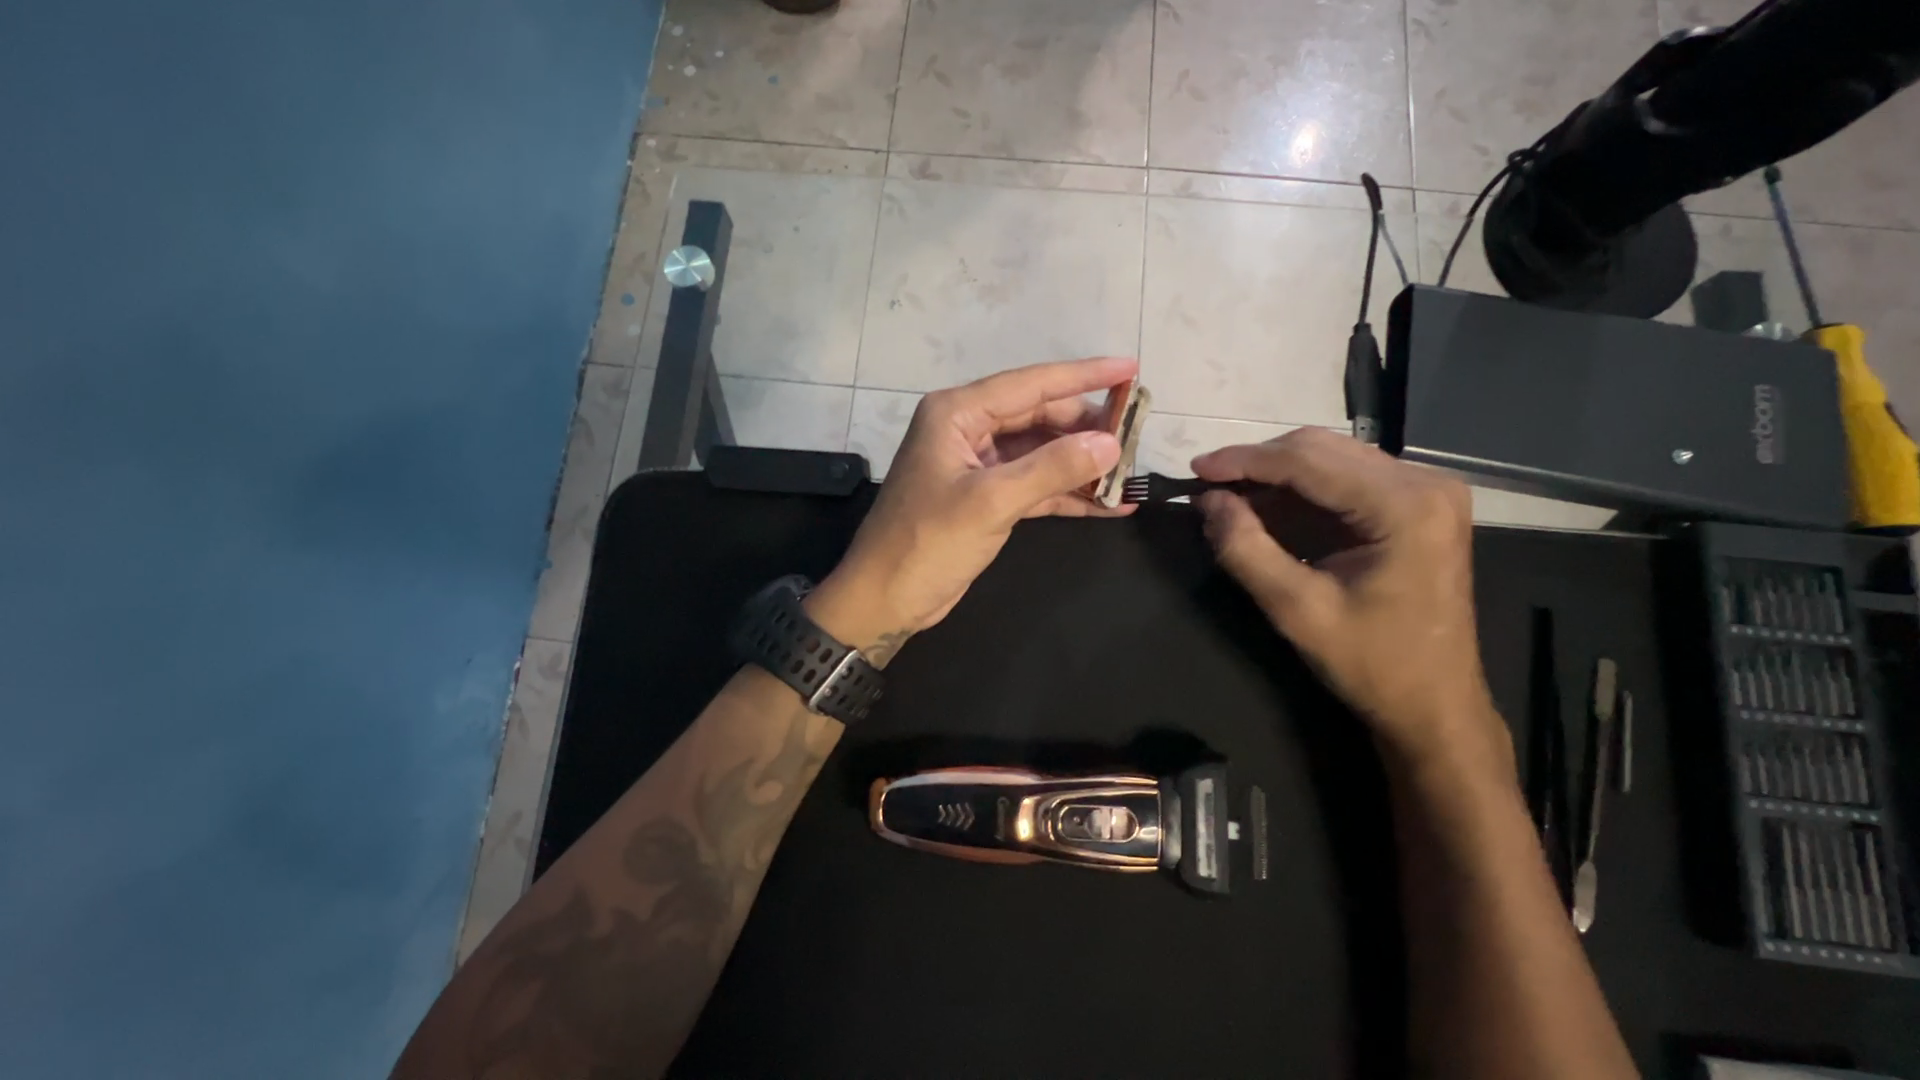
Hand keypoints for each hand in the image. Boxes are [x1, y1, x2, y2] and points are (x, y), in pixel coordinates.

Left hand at [807, 357, 1138, 664]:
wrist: (884, 599)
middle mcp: (968, 430)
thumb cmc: (927, 543)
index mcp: (957, 414)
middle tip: (1138, 435)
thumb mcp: (991, 502)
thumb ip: (1052, 468)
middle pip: (1040, 416)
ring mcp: (978, 466)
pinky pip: (1037, 486)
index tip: (1132, 369)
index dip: (1085, 376)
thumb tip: (1110, 443)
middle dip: (1088, 427)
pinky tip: (1110, 505)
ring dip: (1083, 464)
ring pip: (1042, 452)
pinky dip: (1070, 495)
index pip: (1031, 384)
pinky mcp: (987, 500)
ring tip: (1131, 472)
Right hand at [1191, 429, 1506, 774]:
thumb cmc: (1373, 664)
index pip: (1309, 461)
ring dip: (1279, 474)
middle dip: (1259, 464)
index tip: (1195, 469)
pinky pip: (1349, 477)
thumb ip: (1246, 549)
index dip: (1245, 461)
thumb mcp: (1298, 611)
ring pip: (1333, 456)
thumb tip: (1206, 501)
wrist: (1436, 704)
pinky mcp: (1421, 504)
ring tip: (1230, 498)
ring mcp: (1428, 490)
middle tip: (1207, 486)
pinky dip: (1304, 489)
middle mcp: (1425, 482)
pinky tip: (1269, 508)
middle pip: (1322, 448)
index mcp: (1405, 505)